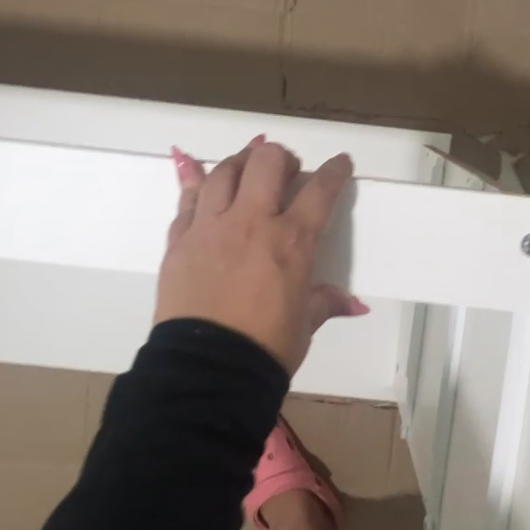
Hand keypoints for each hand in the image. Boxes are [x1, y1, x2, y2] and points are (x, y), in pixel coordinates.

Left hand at [154, 137, 365, 373]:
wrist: (207, 371)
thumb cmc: (265, 349)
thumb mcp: (304, 324)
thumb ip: (324, 302)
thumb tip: (351, 303)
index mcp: (290, 241)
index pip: (319, 191)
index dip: (334, 172)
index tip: (340, 163)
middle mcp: (250, 222)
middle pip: (266, 163)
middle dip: (281, 158)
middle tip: (286, 172)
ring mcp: (209, 228)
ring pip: (223, 172)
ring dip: (239, 162)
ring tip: (246, 170)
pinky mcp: (178, 241)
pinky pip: (186, 199)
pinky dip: (193, 180)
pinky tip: (193, 169)